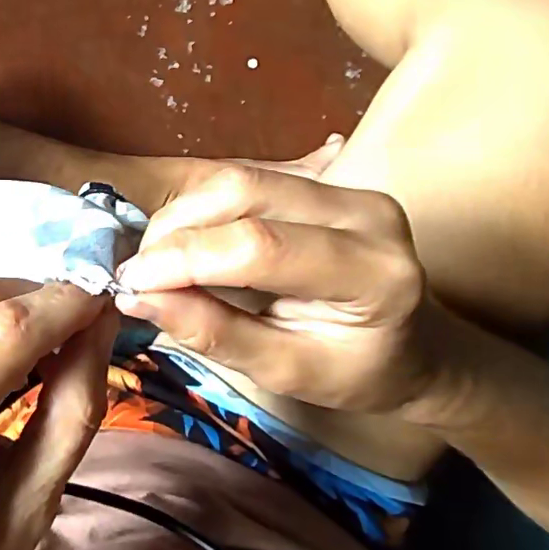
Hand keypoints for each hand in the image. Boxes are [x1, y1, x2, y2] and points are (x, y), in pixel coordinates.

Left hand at [0, 278, 118, 549]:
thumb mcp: (33, 507)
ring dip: (5, 308)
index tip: (104, 297)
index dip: (62, 304)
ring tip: (51, 337)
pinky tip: (8, 355)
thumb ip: (74, 406)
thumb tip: (100, 325)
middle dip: (32, 296)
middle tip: (80, 320)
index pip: (2, 333)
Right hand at [114, 165, 442, 414]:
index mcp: (374, 273)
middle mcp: (365, 211)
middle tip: (141, 271)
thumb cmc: (357, 371)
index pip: (259, 247)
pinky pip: (244, 177)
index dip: (184, 259)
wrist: (416, 345)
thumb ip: (214, 333)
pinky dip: (201, 207)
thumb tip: (138, 297)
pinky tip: (186, 238)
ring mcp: (347, 184)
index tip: (132, 282)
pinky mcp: (324, 176)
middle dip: (174, 229)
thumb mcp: (287, 373)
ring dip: (182, 214)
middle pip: (242, 193)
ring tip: (161, 258)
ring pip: (236, 177)